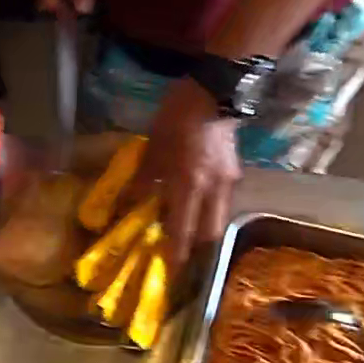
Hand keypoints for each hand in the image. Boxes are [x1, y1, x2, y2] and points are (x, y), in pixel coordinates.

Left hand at [139, 78, 241, 267]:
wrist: (215, 90)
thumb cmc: (178, 119)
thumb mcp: (153, 149)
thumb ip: (143, 180)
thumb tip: (129, 203)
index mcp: (189, 187)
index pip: (182, 230)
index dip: (176, 253)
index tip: (170, 271)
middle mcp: (213, 190)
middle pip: (210, 232)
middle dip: (196, 245)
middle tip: (179, 248)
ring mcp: (228, 180)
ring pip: (219, 217)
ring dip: (204, 227)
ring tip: (188, 226)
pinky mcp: (234, 169)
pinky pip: (222, 199)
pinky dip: (210, 207)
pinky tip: (197, 201)